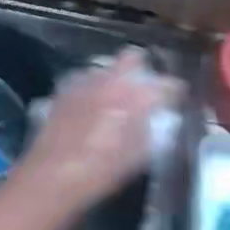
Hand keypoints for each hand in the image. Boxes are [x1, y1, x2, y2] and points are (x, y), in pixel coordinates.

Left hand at [16, 48, 182, 203]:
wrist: (55, 171)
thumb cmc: (105, 169)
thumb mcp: (142, 154)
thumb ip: (156, 129)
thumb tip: (161, 118)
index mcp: (137, 96)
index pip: (168, 83)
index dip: (174, 90)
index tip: (173, 99)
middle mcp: (111, 80)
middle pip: (132, 57)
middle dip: (141, 68)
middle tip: (142, 89)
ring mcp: (83, 81)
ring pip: (104, 66)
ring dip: (111, 78)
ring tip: (113, 99)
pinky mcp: (62, 89)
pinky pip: (82, 79)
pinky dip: (89, 87)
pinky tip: (88, 104)